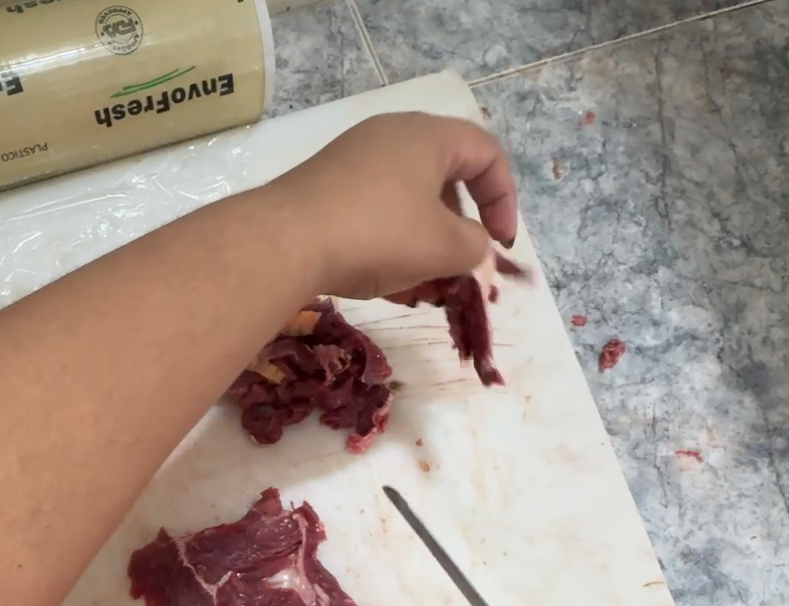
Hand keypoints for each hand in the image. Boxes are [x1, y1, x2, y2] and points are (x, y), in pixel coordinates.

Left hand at [260, 112, 518, 299]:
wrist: (284, 243)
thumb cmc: (376, 235)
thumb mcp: (441, 247)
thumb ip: (474, 247)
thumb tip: (473, 248)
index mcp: (428, 136)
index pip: (486, 154)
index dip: (503, 201)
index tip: (500, 245)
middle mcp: (389, 136)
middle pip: (443, 179)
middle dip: (456, 229)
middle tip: (456, 268)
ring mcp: (351, 162)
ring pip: (403, 203)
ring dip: (420, 245)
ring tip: (417, 287)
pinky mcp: (322, 190)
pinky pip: (370, 214)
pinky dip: (385, 245)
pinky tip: (381, 284)